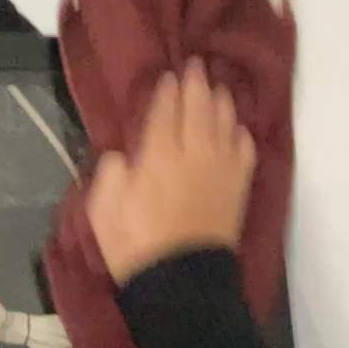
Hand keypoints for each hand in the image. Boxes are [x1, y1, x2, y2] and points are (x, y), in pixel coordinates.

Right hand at [86, 60, 255, 286]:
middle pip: (199, 108)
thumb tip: (120, 155)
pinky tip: (238, 129)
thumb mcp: (104, 209)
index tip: (170, 75)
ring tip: (218, 89)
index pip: (166, 111)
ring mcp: (220, 169)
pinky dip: (241, 134)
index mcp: (158, 154)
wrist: (180, 281)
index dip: (168, 91)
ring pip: (225, 123)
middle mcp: (193, 152)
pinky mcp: (237, 188)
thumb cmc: (135, 244)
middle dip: (197, 85)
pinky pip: (245, 150)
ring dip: (221, 102)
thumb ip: (110, 174)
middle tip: (197, 66)